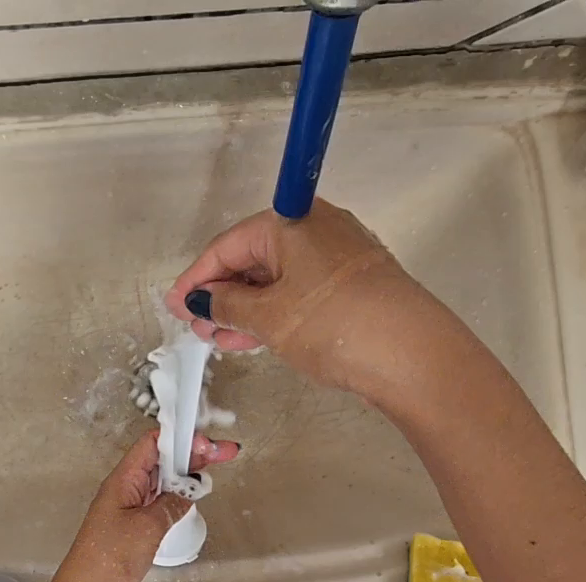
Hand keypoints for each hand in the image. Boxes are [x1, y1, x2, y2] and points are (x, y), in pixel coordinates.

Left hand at [28, 431, 238, 581]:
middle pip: (160, 460)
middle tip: (225, 454)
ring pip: (160, 483)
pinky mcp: (131, 530)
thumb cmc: (111, 559)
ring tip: (213, 472)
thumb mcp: (148, 527)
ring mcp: (127, 510)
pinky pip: (156, 504)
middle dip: (191, 454)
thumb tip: (190, 489)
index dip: (182, 438)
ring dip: (185, 476)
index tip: (209, 443)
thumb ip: (171, 504)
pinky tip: (192, 501)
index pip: (152, 443)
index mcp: (123, 480)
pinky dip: (176, 499)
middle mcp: (124, 489)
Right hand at [166, 199, 466, 403]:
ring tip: (218, 339)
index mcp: (291, 222)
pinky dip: (271, 313)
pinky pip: (297, 293)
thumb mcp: (268, 317)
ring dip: (243, 310)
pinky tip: (252, 337)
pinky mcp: (350, 286)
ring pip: (275, 280)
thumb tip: (201, 302)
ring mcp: (336, 257)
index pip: (228, 245)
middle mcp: (315, 229)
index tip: (174, 306)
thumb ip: (226, 307)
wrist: (411, 354)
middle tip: (196, 328)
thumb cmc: (333, 324)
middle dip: (220, 295)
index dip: (197, 278)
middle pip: (253, 259)